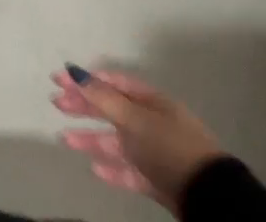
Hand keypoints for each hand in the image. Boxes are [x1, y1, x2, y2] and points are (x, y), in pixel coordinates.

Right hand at [52, 68, 223, 216]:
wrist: (208, 195)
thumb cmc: (169, 146)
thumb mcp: (134, 118)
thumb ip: (102, 97)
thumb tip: (74, 70)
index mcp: (152, 103)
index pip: (114, 84)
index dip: (87, 79)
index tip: (60, 78)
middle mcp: (153, 123)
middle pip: (112, 111)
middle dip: (84, 107)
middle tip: (56, 103)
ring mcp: (155, 152)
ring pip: (117, 142)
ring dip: (91, 139)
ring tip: (66, 140)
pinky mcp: (157, 178)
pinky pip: (129, 170)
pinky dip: (112, 168)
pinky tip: (96, 169)